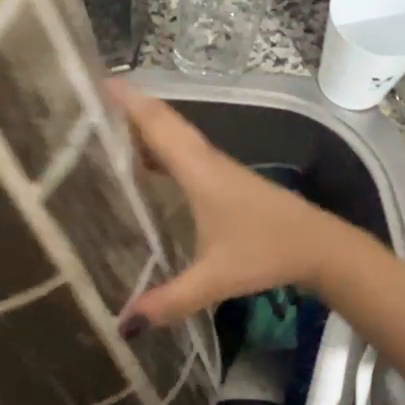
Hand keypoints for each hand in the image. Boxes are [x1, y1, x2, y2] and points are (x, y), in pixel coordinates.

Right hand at [110, 81, 384, 332]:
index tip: (95, 81)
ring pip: (173, 135)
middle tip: (85, 102)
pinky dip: (158, 147)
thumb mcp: (215, 279)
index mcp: (198, 170)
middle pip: (161, 122)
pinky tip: (142, 166)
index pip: (157, 124)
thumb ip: (171, 300)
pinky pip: (181, 151)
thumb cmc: (266, 251)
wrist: (318, 246)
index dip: (127, 101)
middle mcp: (204, 159)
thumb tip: (124, 322)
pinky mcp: (222, 179)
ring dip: (141, 126)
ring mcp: (215, 167)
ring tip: (101, 129)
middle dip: (126, 107)